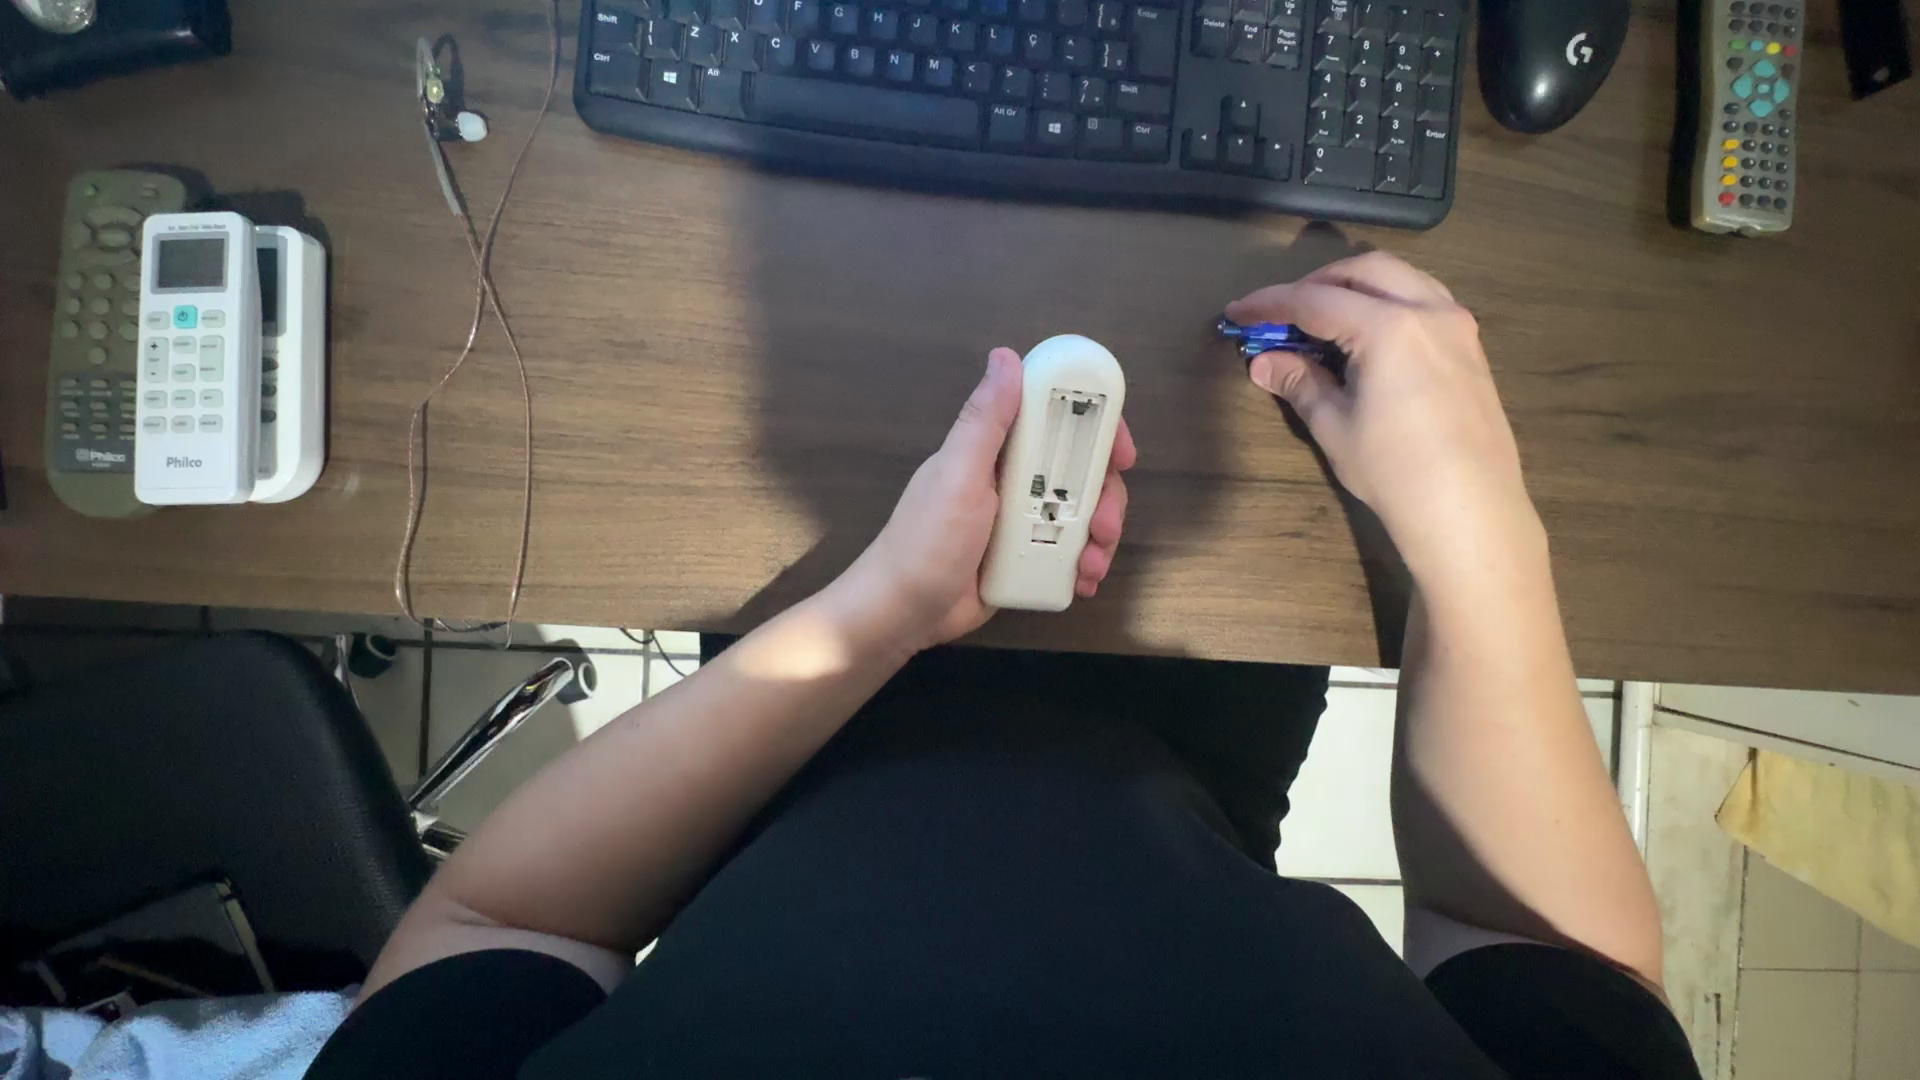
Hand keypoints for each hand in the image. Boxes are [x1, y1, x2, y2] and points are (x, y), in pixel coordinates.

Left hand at [827, 347, 1136, 652]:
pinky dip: (1083, 565)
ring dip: (1099, 538)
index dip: (1096, 430)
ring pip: (1081, 515)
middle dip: (1104, 498)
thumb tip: (1006, 356)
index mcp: (996, 452)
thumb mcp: (956, 476)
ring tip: (1092, 565)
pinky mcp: (1025, 559)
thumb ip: (984, 421)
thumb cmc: (926, 542)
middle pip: (1080, 473)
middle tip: (1105, 526)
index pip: (1056, 422)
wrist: (903, 613)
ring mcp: (1020, 522)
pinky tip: (1084, 581)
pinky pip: (1068, 552)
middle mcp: (1013, 481)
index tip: (1121, 454)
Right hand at [1227, 252, 1539, 574]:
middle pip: (1363, 271)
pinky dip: (1384, 301)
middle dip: (1315, 283)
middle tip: (1279, 312)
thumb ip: (1299, 382)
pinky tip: (1363, 337)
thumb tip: (1262, 362)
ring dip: (1352, 287)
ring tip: (1319, 319)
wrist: (1467, 506)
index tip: (1236, 312)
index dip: (1270, 303)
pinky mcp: (1468, 345)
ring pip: (1399, 277)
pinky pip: (1421, 299)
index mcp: (1389, 328)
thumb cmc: (1392, 469)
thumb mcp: (1333, 425)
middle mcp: (1429, 310)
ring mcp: (1456, 325)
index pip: (1316, 300)